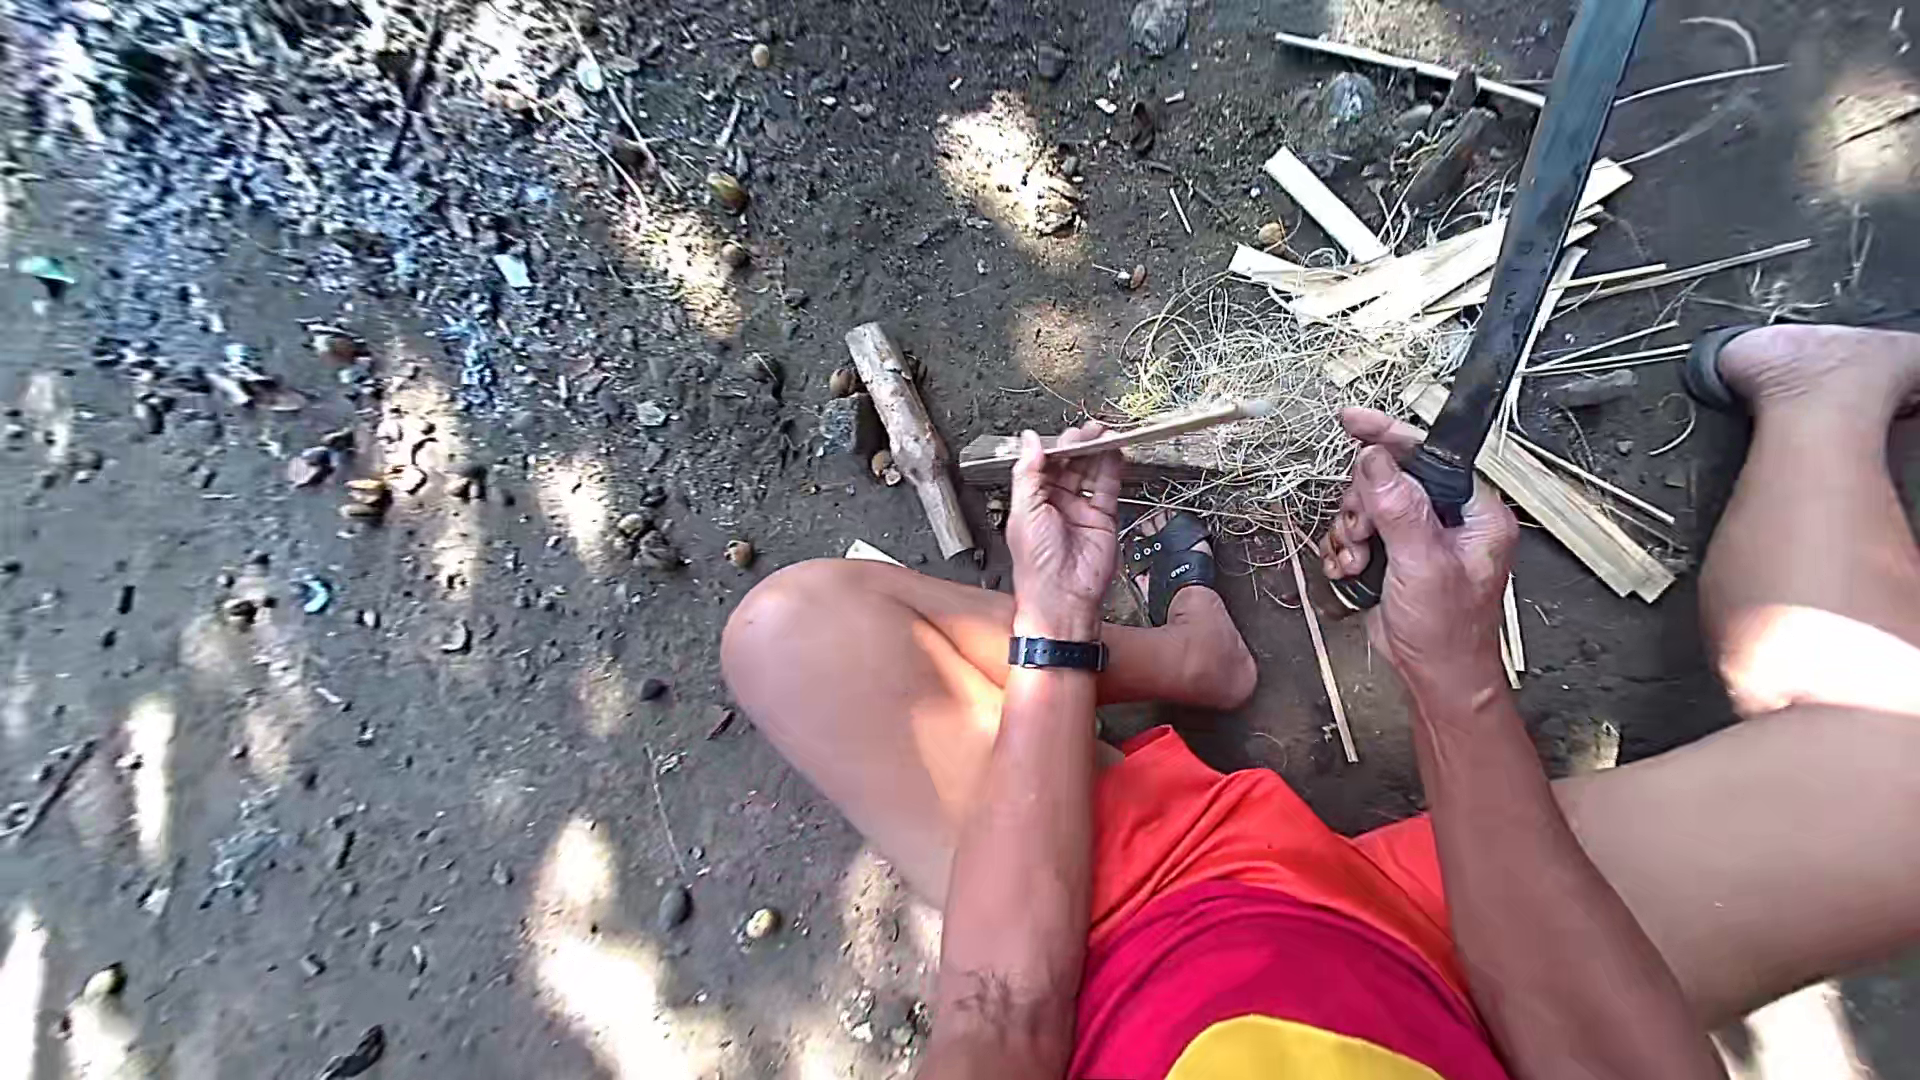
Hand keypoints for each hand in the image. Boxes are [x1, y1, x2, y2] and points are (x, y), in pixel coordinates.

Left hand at [1006, 423, 1123, 640]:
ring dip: (1096, 452)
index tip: (1062, 435)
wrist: (1063, 597)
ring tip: (1104, 434)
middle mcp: (1055, 503)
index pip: (1043, 465)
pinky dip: (1112, 468)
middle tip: (1088, 431)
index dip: (1053, 448)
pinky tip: (1114, 452)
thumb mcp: (1024, 512)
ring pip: (1089, 472)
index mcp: (1031, 502)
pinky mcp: (1101, 517)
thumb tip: (1028, 442)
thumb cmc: (1036, 565)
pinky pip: (1108, 487)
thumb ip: (1028, 474)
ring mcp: (1079, 509)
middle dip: (1078, 446)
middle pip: (1068, 465)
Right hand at [1323, 408, 1517, 696]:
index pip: (1427, 456)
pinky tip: (1353, 570)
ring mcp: (1414, 535)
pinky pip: (1351, 533)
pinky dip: (1342, 550)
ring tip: (1360, 561)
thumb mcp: (1422, 566)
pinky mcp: (1390, 553)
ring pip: (1362, 507)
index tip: (1352, 420)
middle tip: (1363, 536)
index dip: (1388, 436)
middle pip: (1384, 480)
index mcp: (1471, 512)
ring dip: (1349, 533)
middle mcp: (1443, 518)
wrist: (1433, 672)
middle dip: (1361, 507)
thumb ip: (1401, 510)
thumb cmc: (1447, 629)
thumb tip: (1376, 461)